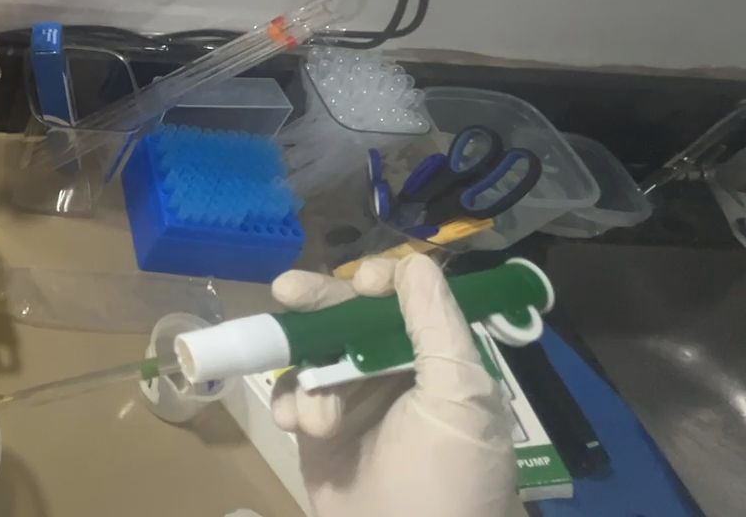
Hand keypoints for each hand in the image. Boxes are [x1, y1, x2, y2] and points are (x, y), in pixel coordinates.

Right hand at [269, 256, 514, 516]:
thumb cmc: (443, 484)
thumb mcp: (460, 405)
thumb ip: (437, 330)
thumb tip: (417, 262)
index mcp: (435, 367)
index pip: (403, 302)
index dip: (378, 284)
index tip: (358, 284)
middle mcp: (391, 374)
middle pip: (345, 315)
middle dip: (317, 303)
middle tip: (285, 292)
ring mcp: (350, 398)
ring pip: (312, 350)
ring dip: (307, 376)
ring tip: (316, 420)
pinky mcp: (314, 425)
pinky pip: (290, 390)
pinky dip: (288, 402)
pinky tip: (296, 426)